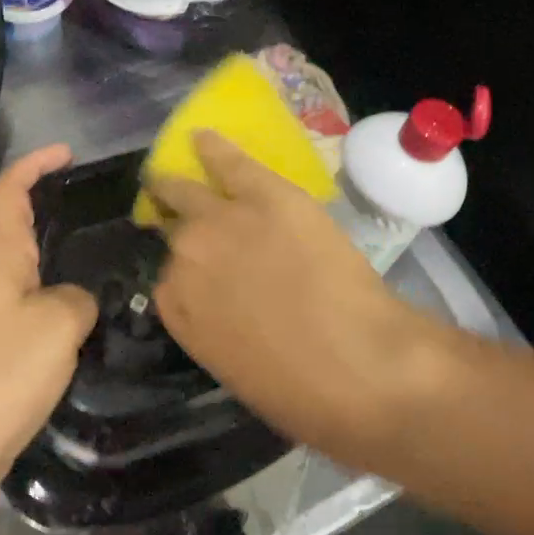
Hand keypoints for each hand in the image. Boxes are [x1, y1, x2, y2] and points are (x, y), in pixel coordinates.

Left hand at [0, 144, 98, 479]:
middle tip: (60, 184)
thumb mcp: (60, 325)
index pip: (8, 190)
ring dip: (15, 228)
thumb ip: (78, 297)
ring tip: (52, 233)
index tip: (66, 152)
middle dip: (21, 187)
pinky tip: (29, 293)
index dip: (34, 164)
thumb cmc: (5, 373)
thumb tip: (75, 298)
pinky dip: (13, 271)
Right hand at [149, 131, 460, 458]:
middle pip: (176, 233)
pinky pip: (229, 162)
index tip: (201, 278)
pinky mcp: (265, 194)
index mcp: (179, 308)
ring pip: (188, 191)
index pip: (168, 282)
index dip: (188, 278)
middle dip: (181, 233)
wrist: (365, 367)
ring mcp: (222, 220)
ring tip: (172, 181)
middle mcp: (186, 258)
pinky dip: (215, 149)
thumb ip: (217, 331)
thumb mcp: (241, 372)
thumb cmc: (307, 396)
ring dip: (178, 186)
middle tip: (187, 230)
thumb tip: (225, 310)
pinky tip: (202, 138)